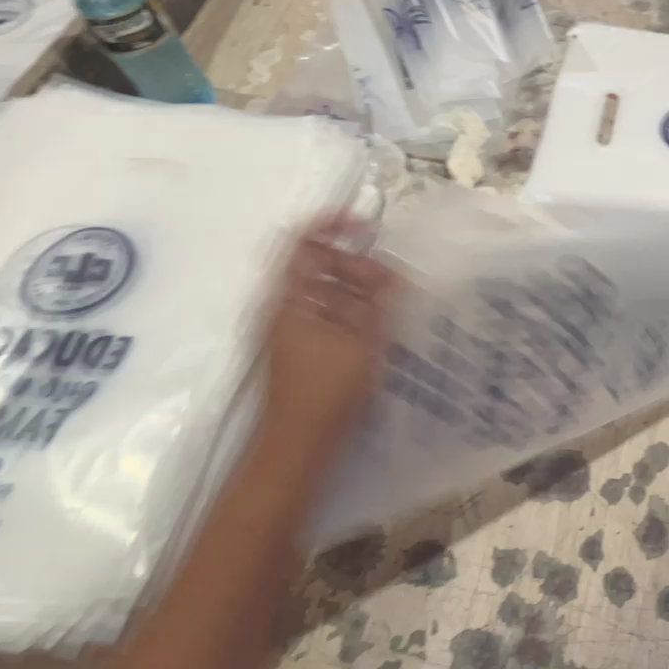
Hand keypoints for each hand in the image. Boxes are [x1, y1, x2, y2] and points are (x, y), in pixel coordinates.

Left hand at [260, 215, 397, 443]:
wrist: (296, 446)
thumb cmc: (328, 391)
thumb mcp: (362, 340)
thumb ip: (376, 299)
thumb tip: (389, 268)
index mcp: (287, 296)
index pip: (303, 239)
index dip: (334, 223)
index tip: (369, 225)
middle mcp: (278, 305)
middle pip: (311, 263)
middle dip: (352, 259)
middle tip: (390, 273)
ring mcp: (283, 327)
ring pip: (318, 288)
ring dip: (353, 284)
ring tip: (390, 296)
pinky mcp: (294, 346)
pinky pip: (320, 310)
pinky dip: (346, 306)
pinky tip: (374, 321)